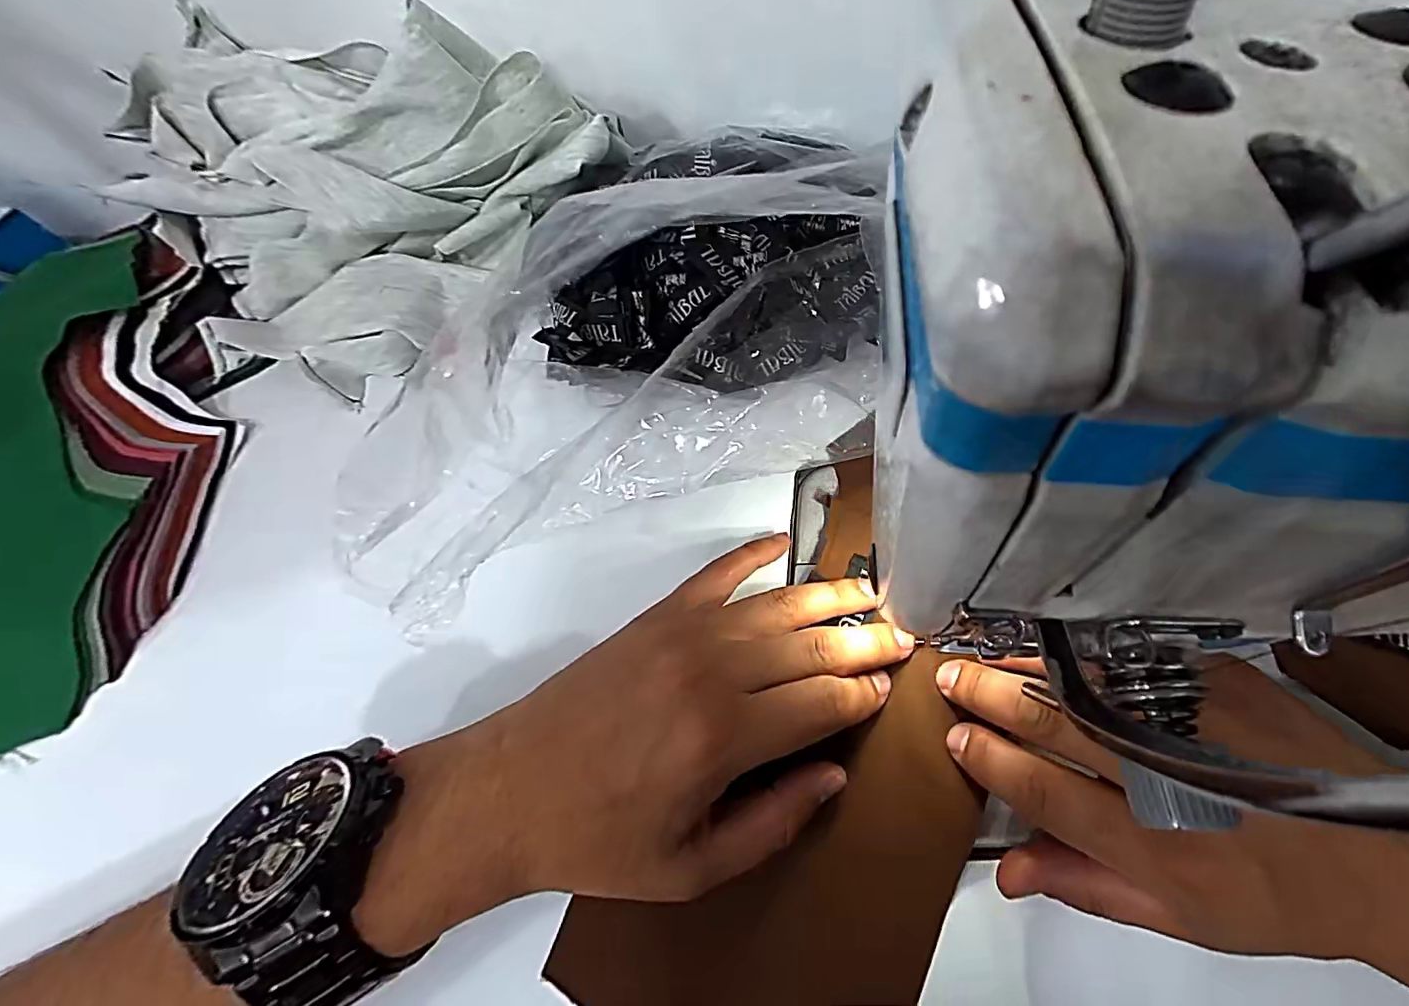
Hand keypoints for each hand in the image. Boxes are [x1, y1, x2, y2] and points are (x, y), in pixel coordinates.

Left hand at [357, 534, 910, 951]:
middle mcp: (715, 672)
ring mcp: (686, 632)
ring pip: (780, 604)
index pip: (823, 703)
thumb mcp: (689, 868)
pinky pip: (719, 572)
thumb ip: (772, 824)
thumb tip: (834, 774)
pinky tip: (783, 541)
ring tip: (870, 592)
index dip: (865, 693)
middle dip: (866, 640)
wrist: (505, 791)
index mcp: (726, 739)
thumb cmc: (600, 838)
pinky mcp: (659, 614)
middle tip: (903, 634)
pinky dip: (754, 552)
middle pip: (813, 646)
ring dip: (831, 595)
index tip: (892, 685)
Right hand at [935, 655, 1408, 963]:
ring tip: (985, 659)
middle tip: (949, 679)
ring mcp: (1194, 716)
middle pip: (1054, 724)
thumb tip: (1014, 871)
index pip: (1044, 788)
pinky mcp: (1219, 677)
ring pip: (1085, 684)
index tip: (958, 738)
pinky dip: (1086, 655)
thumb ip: (1088, 884)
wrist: (1382, 852)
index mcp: (1151, 841)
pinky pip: (1135, 661)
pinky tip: (1054, 647)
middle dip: (991, 697)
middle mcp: (1166, 772)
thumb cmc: (1279, 898)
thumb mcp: (1180, 917)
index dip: (991, 761)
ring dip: (1026, 669)